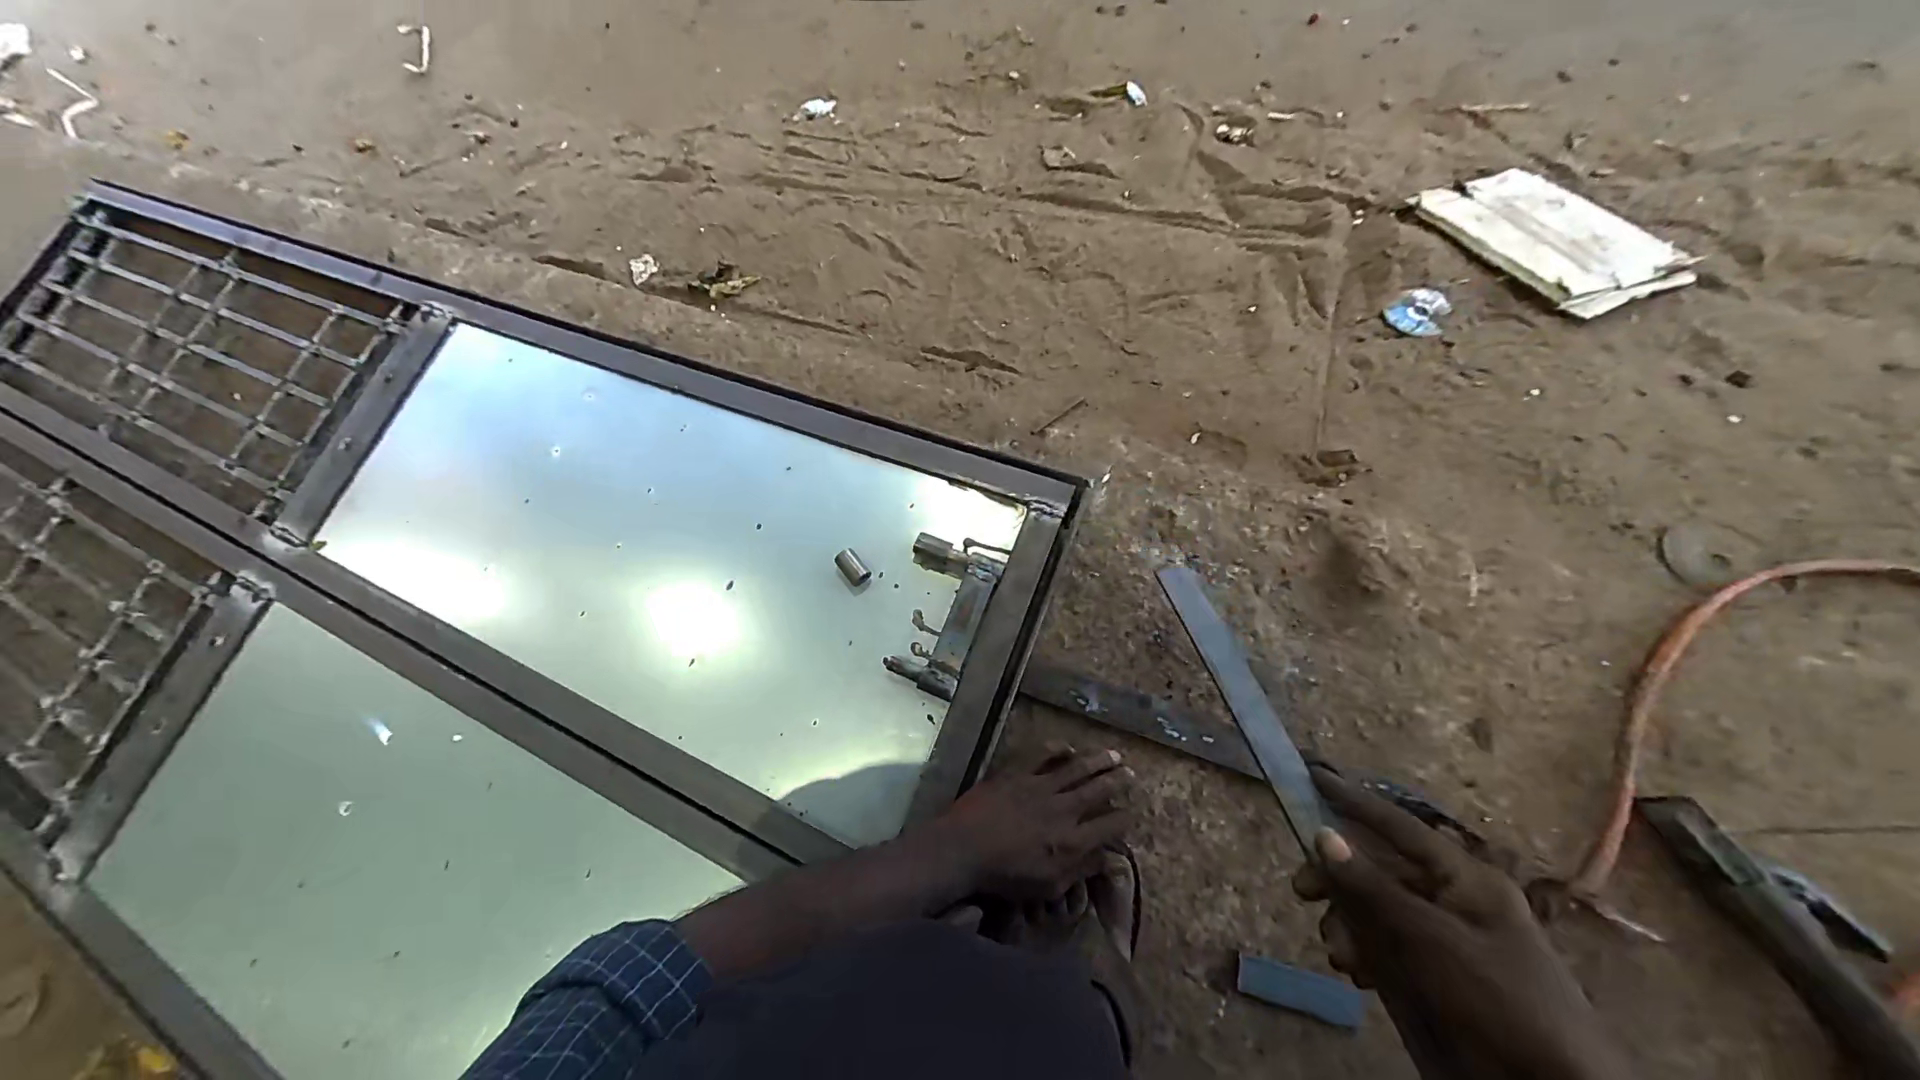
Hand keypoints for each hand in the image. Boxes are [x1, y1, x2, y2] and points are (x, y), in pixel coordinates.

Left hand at [934, 747, 1132, 899]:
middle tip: (1131, 773)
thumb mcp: (1048, 887)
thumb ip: (1080, 871)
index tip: (1134, 811)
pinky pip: (1042, 755)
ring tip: (1114, 755)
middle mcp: (1063, 809)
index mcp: (1072, 841)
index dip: (1126, 818)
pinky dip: (1057, 748)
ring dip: (1098, 761)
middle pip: (1098, 790)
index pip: (1110, 826)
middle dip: (1118, 781)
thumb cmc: (1005, 876)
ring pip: (1076, 768)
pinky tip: (1068, 745)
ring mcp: (1040, 787)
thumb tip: (1107, 860)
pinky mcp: (1018, 773)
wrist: (964, 849)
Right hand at [1294, 767, 1632, 1079]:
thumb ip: (1372, 887)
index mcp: (1464, 878)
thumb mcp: (1430, 940)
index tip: (1311, 774)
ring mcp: (1444, 937)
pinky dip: (1363, 952)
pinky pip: (1384, 944)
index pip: (1398, 825)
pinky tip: (1358, 974)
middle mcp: (1452, 898)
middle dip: (1338, 881)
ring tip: (1342, 955)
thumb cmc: (1500, 1001)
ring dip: (1347, 925)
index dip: (1352, 800)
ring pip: (1374, 908)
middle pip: (1378, 868)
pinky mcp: (1436, 973)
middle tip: (1302, 892)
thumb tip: (1322, 834)